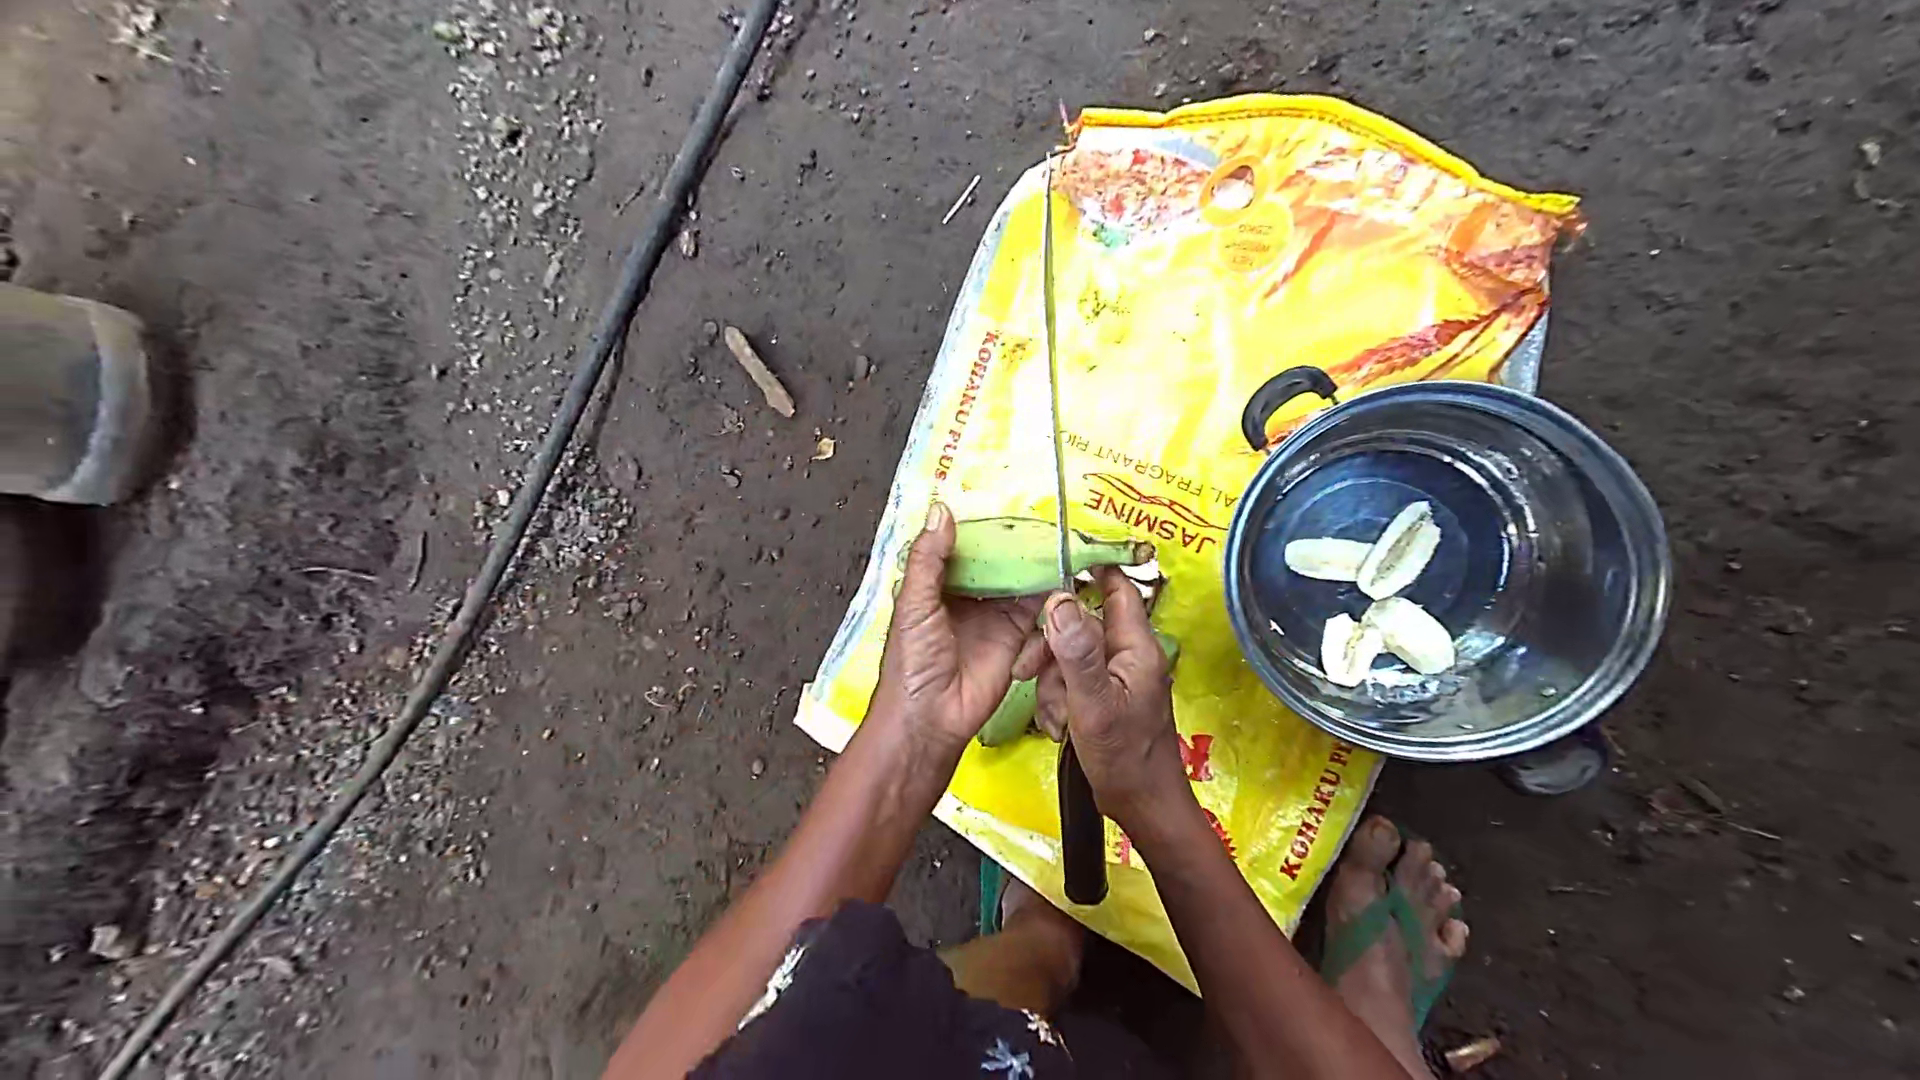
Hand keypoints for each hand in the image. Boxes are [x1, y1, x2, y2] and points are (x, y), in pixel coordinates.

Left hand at [868, 502, 1048, 755]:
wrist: (931, 717)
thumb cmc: (912, 663)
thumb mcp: (914, 604)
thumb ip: (928, 559)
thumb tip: (940, 512)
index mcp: (936, 586)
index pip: (961, 548)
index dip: (978, 529)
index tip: (999, 506)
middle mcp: (967, 598)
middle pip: (995, 562)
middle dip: (1012, 544)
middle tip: (1035, 518)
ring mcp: (992, 616)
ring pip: (1017, 580)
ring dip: (1032, 564)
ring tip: (1052, 539)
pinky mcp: (1015, 636)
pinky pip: (1034, 608)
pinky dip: (1046, 593)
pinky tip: (1058, 573)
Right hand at [1036, 567, 1189, 827]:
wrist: (1140, 807)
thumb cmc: (1125, 757)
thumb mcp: (1094, 703)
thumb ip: (1077, 652)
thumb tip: (1059, 601)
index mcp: (1135, 646)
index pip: (1116, 587)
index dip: (1088, 571)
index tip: (1050, 568)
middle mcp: (1126, 653)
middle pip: (1079, 625)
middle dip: (1050, 648)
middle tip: (1027, 671)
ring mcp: (1114, 675)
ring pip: (1068, 654)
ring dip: (1051, 682)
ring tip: (1055, 716)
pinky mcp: (1102, 694)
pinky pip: (1069, 680)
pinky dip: (1057, 699)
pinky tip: (1058, 725)